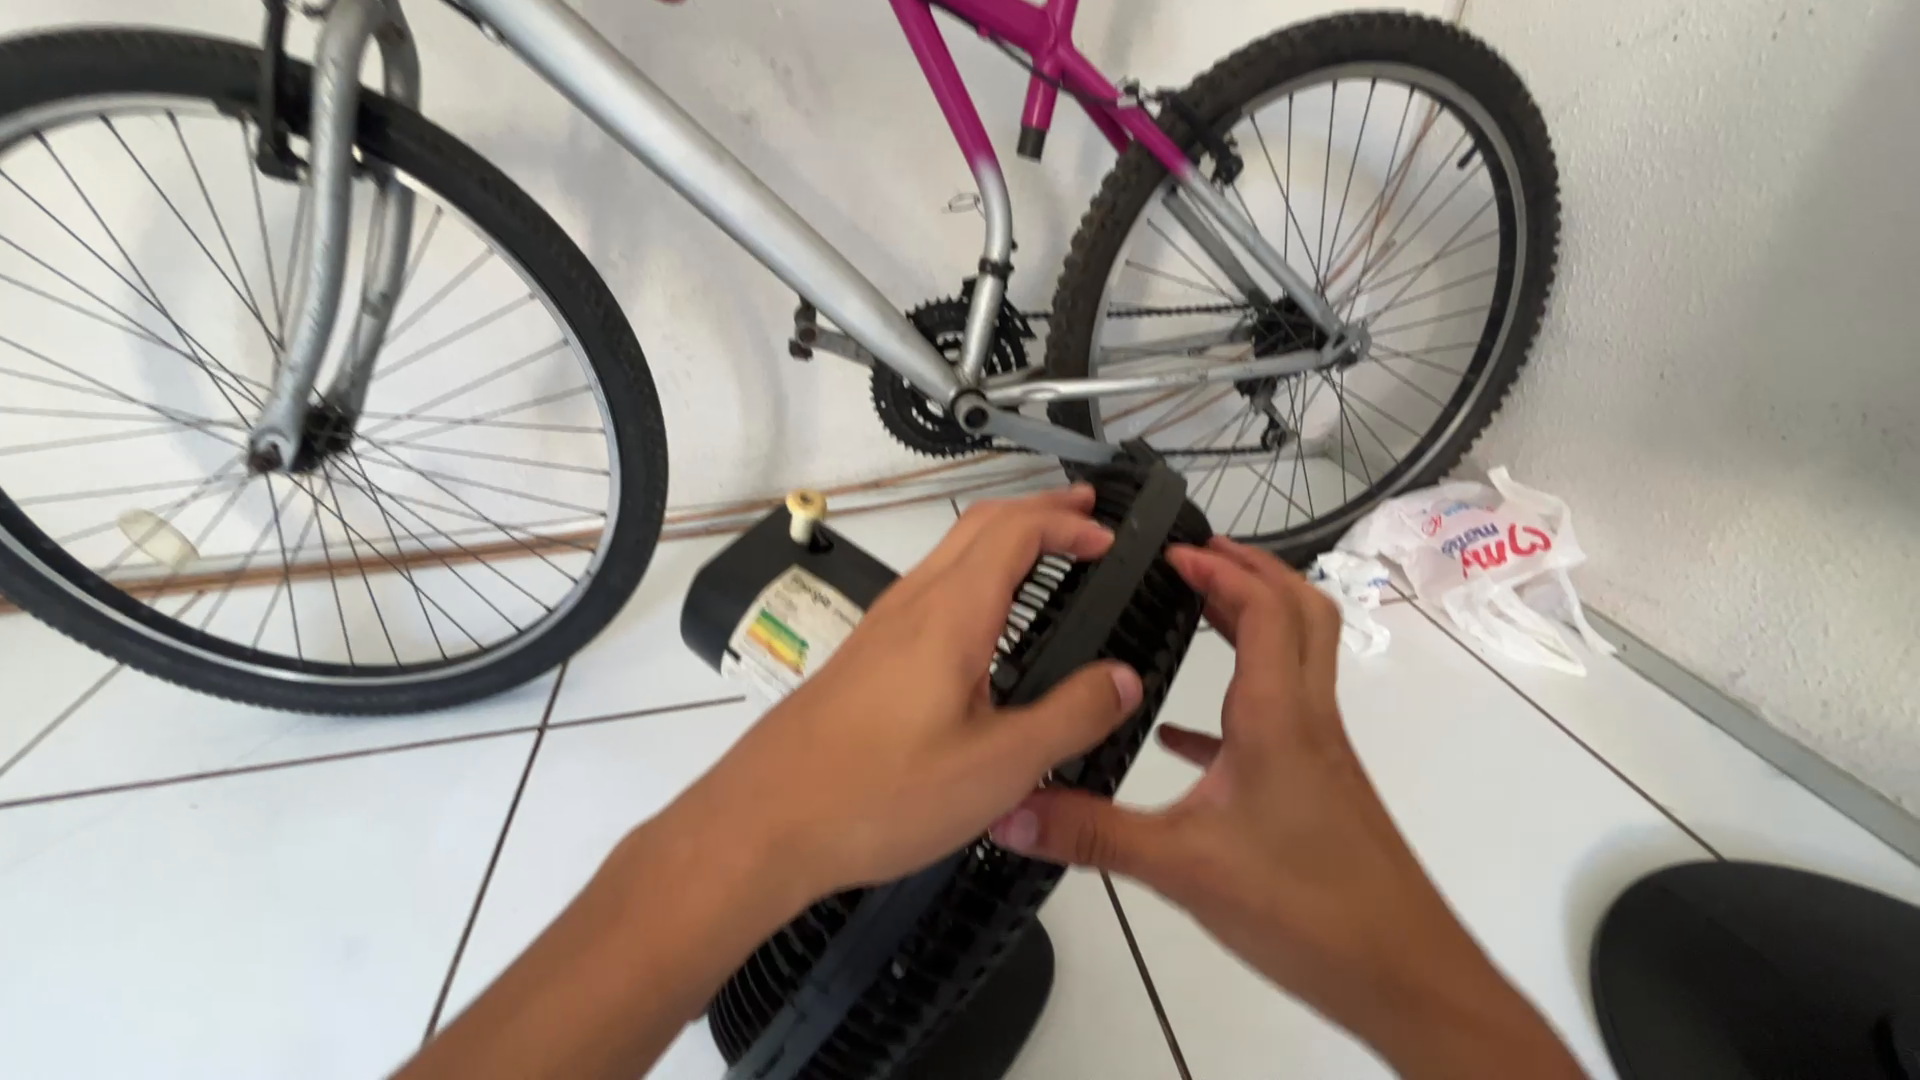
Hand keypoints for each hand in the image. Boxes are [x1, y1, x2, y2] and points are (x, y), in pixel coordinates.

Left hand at [679, 485, 1143, 898]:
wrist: (765, 821)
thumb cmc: (880, 793)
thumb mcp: (998, 766)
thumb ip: (1071, 716)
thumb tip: (1123, 679)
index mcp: (950, 614)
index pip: (1016, 532)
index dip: (1068, 524)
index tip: (1109, 540)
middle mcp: (913, 603)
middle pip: (980, 524)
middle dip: (1038, 510)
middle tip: (1083, 517)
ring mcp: (882, 626)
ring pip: (950, 553)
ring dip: (1003, 539)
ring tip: (1044, 558)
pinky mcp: (866, 655)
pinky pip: (930, 588)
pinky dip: (974, 575)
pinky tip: (984, 624)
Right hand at [990, 537, 1583, 1078]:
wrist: (1406, 981)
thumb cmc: (1304, 909)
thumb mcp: (1180, 867)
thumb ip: (1090, 834)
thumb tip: (1006, 810)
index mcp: (1277, 716)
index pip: (1264, 608)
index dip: (1221, 570)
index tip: (1169, 553)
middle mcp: (1306, 718)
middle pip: (1300, 612)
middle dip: (1251, 571)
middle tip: (1194, 558)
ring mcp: (1317, 751)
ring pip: (1297, 657)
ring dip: (1253, 620)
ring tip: (1194, 610)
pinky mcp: (1314, 786)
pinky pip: (1277, 719)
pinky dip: (1237, 698)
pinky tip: (1185, 734)